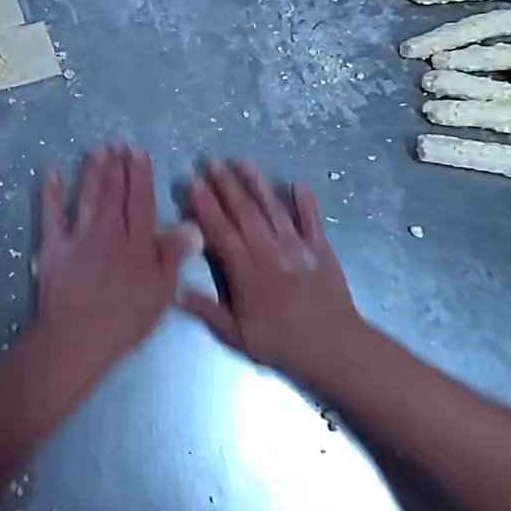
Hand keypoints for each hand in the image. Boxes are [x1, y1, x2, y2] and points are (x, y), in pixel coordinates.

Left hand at [35, 145, 193, 367]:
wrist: (78, 336)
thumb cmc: (125, 319)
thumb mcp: (161, 292)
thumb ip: (174, 255)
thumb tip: (192, 224)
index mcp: (137, 243)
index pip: (141, 202)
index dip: (140, 176)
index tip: (138, 153)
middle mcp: (109, 232)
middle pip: (115, 193)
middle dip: (117, 166)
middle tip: (118, 144)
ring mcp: (79, 235)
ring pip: (88, 196)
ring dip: (93, 171)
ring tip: (98, 151)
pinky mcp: (53, 244)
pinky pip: (52, 213)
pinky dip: (51, 192)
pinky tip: (52, 173)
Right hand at [179, 160, 369, 383]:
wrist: (335, 349)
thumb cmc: (282, 343)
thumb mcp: (237, 335)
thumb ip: (207, 310)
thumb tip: (175, 291)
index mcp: (246, 271)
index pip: (221, 231)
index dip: (205, 206)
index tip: (193, 183)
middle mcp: (269, 251)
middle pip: (244, 212)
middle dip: (226, 185)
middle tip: (212, 162)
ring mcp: (296, 247)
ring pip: (273, 208)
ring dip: (257, 183)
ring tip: (243, 161)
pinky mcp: (320, 249)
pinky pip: (311, 220)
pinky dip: (305, 201)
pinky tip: (297, 182)